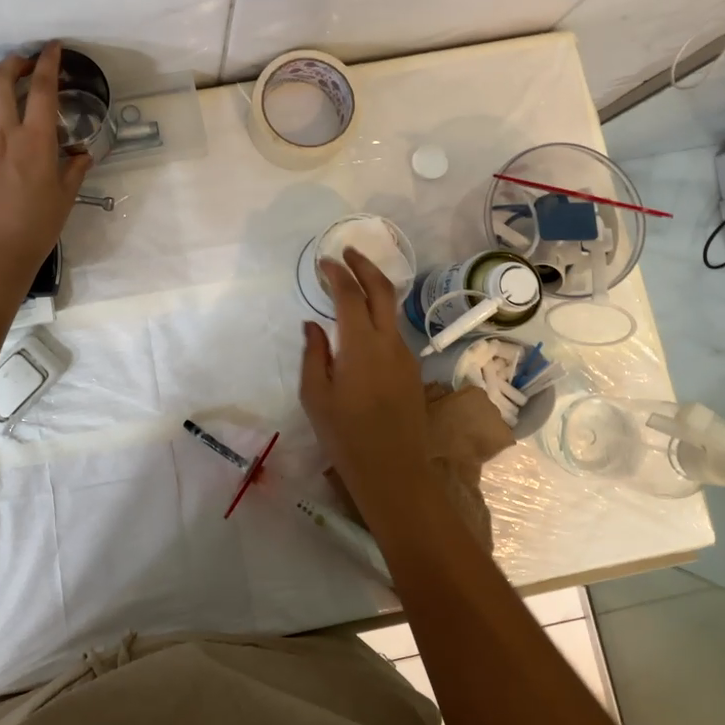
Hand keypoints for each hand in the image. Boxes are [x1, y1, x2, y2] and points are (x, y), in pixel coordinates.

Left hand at [0, 40, 90, 278]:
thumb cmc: (37, 228)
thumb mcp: (66, 197)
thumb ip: (75, 169)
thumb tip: (82, 154)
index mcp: (36, 142)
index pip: (42, 90)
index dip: (47, 62)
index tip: (52, 49)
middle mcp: (3, 135)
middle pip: (0, 82)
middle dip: (11, 63)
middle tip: (20, 64)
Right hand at [300, 248, 430, 507]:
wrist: (394, 472)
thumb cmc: (345, 436)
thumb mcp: (316, 395)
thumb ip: (314, 353)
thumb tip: (313, 324)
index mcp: (361, 344)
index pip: (350, 294)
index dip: (337, 273)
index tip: (324, 261)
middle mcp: (389, 342)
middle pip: (382, 290)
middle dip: (365, 266)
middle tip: (348, 252)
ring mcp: (405, 356)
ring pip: (391, 311)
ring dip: (373, 291)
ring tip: (352, 286)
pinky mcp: (412, 372)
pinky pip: (393, 334)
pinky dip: (378, 317)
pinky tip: (362, 328)